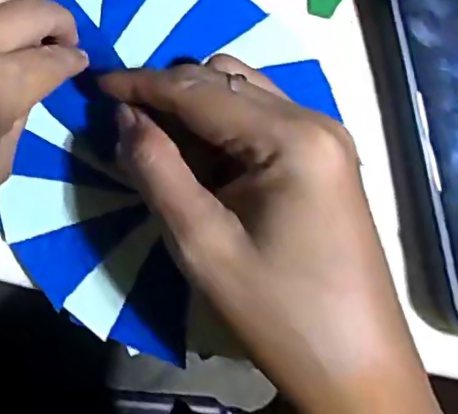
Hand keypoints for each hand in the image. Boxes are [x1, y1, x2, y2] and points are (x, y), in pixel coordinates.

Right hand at [101, 57, 435, 413]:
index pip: (200, 89)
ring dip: (193, 103)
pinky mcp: (323, 152)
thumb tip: (124, 113)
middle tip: (123, 119)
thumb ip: (156, 168)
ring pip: (239, 88)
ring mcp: (323, 133)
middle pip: (221, 79)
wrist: (360, 378)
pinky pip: (258, 112)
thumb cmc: (280, 316)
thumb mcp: (202, 245)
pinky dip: (220, 121)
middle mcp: (313, 118)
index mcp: (292, 137)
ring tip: (158, 138)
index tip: (97, 83)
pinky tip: (199, 154)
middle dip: (167, 91)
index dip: (143, 82)